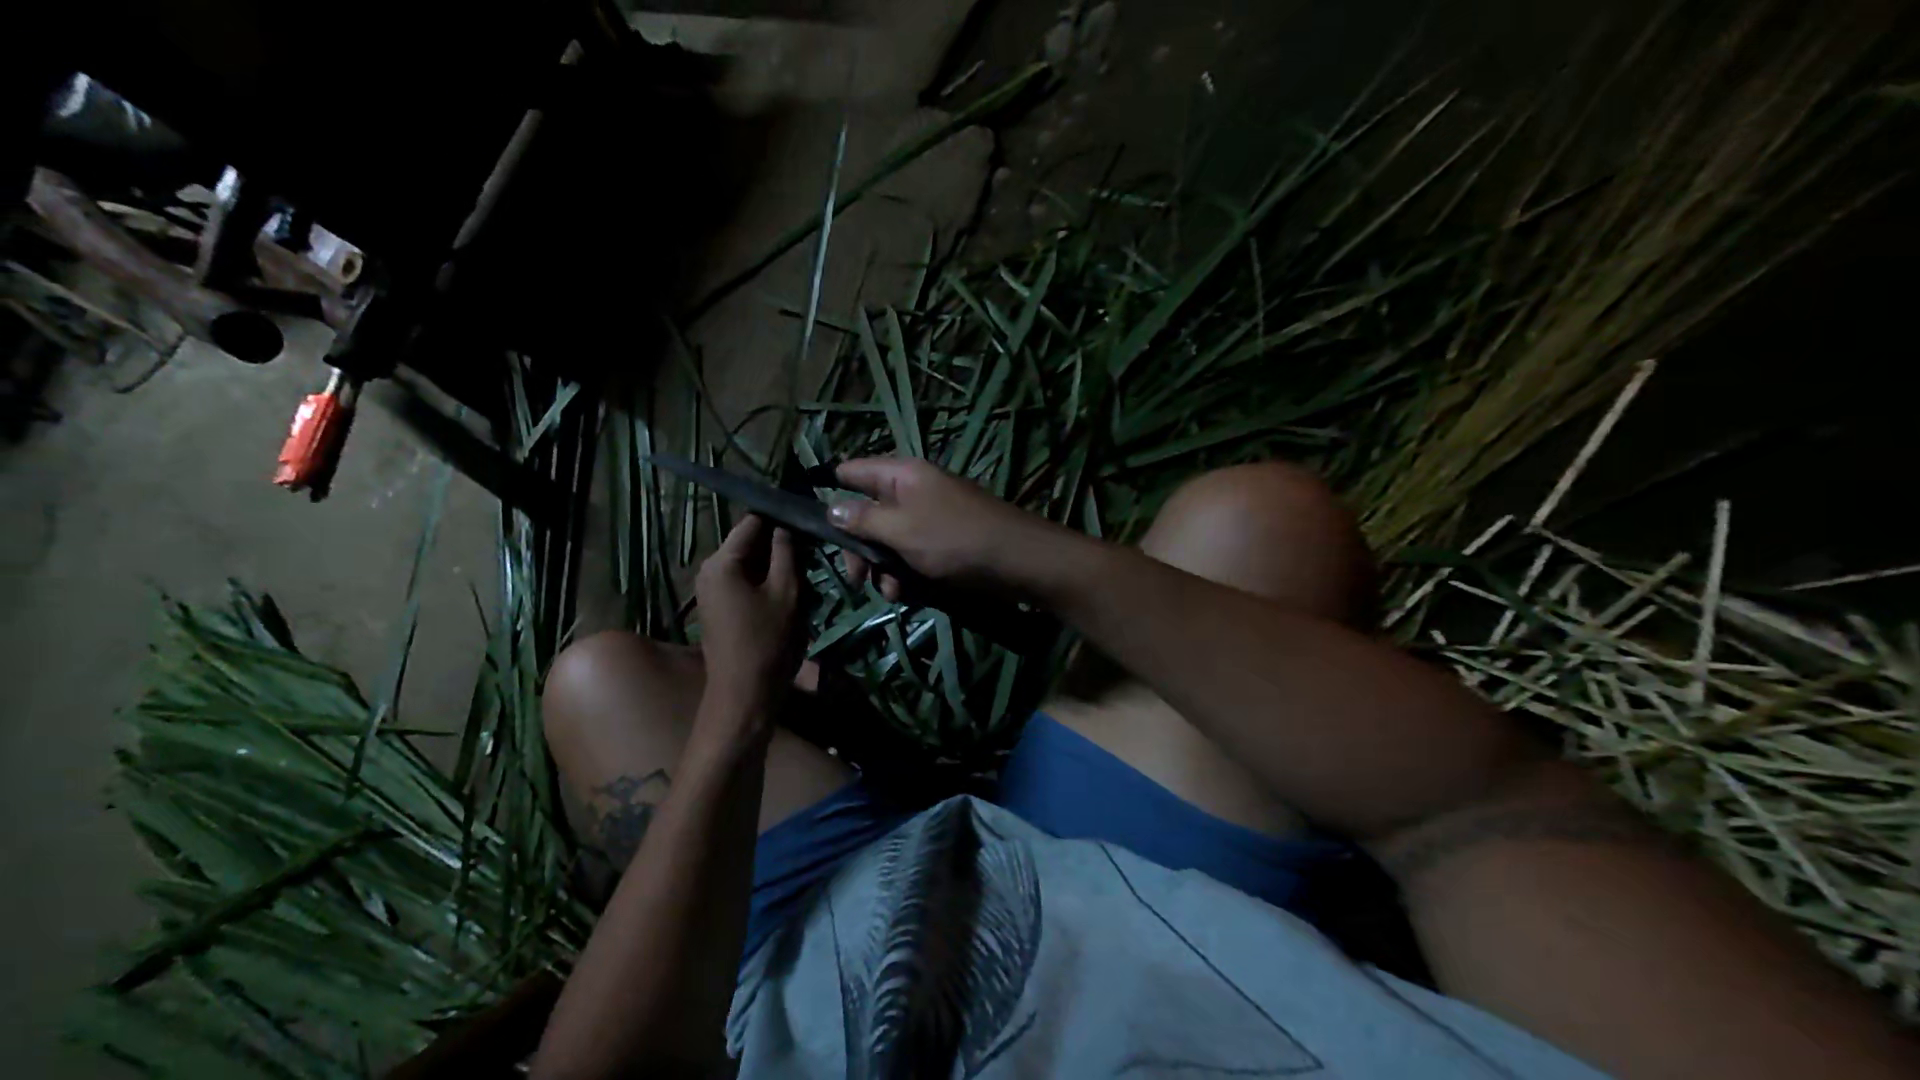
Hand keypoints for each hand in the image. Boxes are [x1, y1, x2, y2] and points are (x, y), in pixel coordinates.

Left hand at [694, 515, 800, 710]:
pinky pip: (746, 582)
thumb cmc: (767, 641)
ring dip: (777, 566)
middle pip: (750, 543)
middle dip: (781, 544)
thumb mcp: (785, 592)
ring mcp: (712, 589)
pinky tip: (791, 594)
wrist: (744, 694)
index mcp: (721, 562)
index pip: (752, 522)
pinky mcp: (720, 607)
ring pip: (751, 564)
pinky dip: (767, 583)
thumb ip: (786, 552)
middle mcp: (709, 569)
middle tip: (814, 550)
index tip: (808, 518)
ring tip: (807, 574)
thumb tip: (786, 524)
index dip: (780, 516)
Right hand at [827, 457, 1065, 598]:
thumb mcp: (900, 529)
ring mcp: (929, 518)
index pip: (853, 471)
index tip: (812, 520)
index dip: (830, 490)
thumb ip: (862, 519)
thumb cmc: (954, 539)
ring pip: (888, 541)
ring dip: (883, 569)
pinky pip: (911, 556)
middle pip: (867, 513)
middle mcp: (913, 491)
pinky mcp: (942, 544)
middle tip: (857, 577)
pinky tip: (909, 594)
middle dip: (859, 547)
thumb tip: (830, 507)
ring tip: (893, 591)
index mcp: (902, 475)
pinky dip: (906, 575)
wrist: (1017, 561)